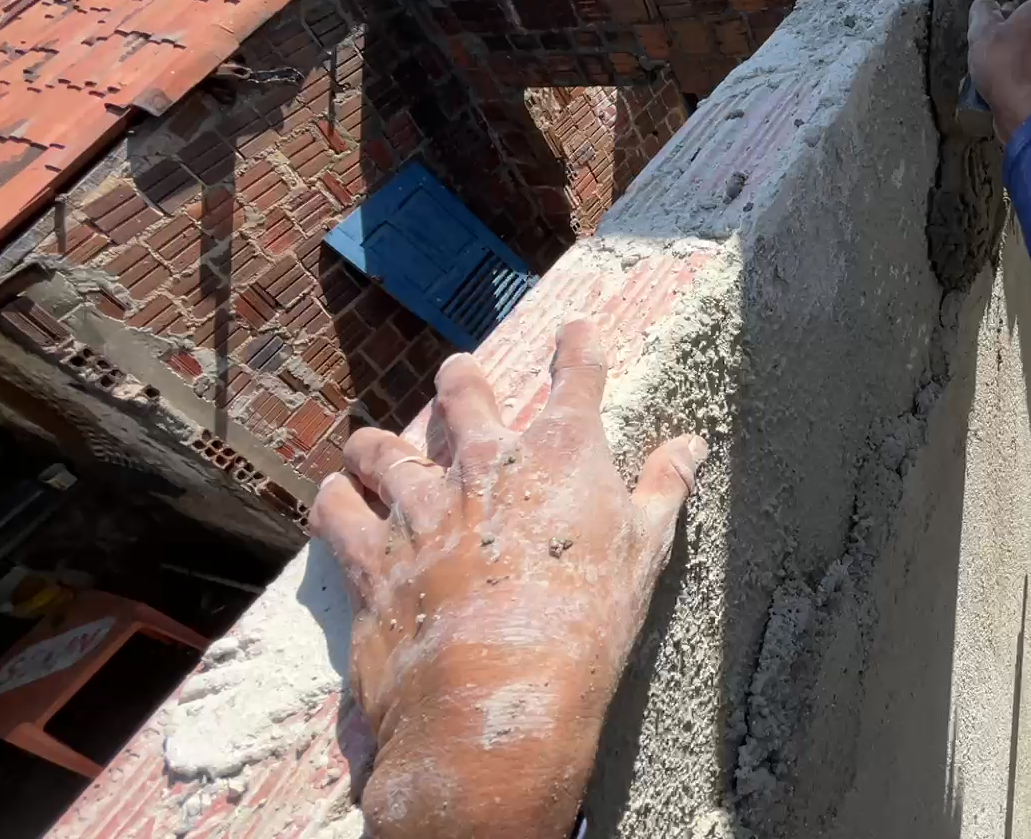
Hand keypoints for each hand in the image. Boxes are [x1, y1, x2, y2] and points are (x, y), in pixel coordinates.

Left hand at [310, 320, 705, 838]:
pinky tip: (338, 496)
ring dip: (386, 443)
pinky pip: (338, 512)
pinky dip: (338, 500)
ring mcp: (424, 505)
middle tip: (460, 372)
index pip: (579, 373)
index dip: (580, 344)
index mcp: (562, 452)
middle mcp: (488, 462)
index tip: (577, 329)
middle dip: (463, 377)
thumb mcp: (646, 548)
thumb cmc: (591, 617)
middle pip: (465, 393)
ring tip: (380, 443)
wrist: (500, 700)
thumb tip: (693, 445)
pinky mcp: (375, 558)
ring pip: (386, 448)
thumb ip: (666, 485)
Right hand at [968, 0, 1030, 142]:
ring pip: (1028, 55)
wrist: (1027, 113)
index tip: (986, 38)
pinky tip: (1006, 91)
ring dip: (1012, 63)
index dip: (997, 21)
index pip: (1016, 6)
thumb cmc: (1004, 66)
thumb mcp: (981, 32)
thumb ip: (981, 11)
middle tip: (988, 57)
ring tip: (995, 77)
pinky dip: (1020, 81)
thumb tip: (986, 5)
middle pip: (1023, 32)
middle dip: (1007, 42)